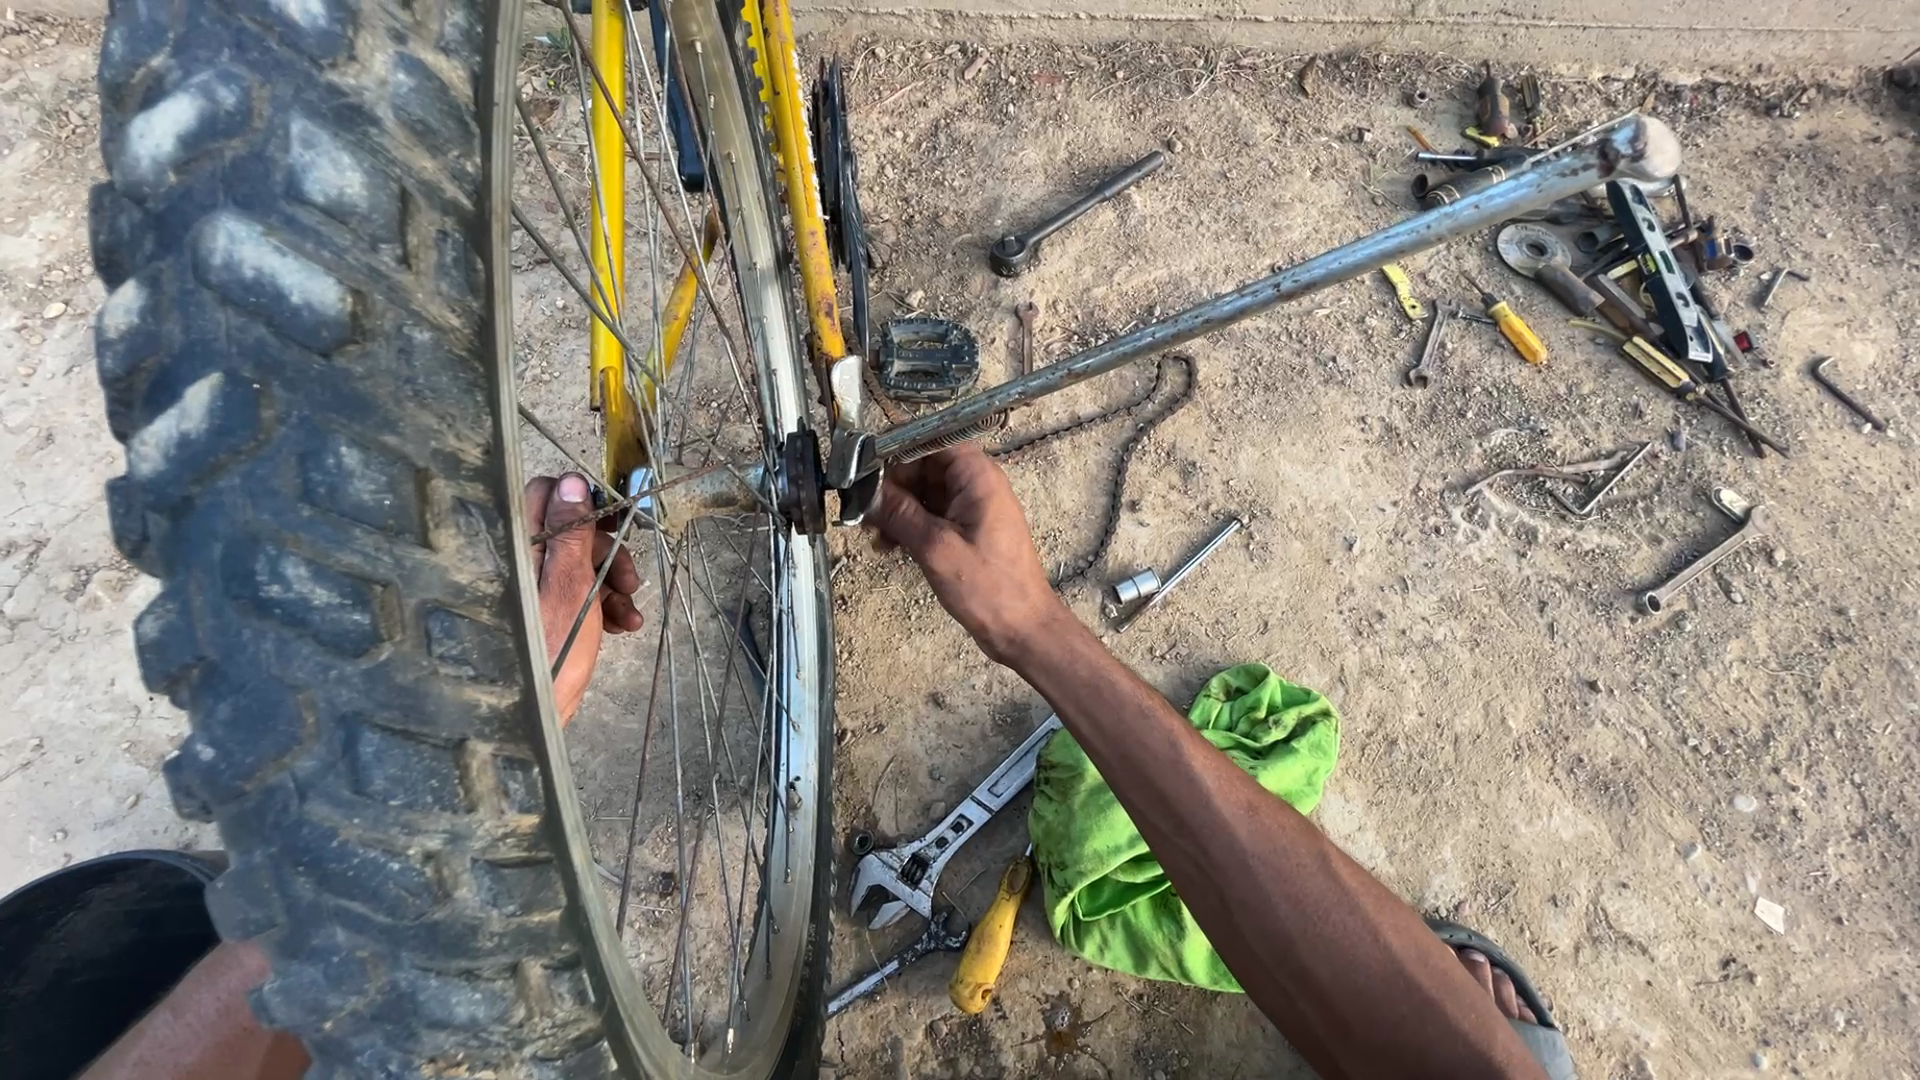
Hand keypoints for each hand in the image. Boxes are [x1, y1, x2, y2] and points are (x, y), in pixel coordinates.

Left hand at [526, 474, 643, 724]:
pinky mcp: (548, 610)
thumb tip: (573, 482)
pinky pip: (584, 592)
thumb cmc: (550, 649)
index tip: (618, 521)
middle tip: (629, 579)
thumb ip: (572, 533)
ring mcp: (536, 586)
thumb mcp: (570, 585)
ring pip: (585, 562)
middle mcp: (523, 560)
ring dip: (616, 583)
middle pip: (574, 530)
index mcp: (519, 546)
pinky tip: (624, 626)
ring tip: (630, 614)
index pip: (548, 493)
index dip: (586, 501)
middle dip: (611, 552)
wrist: (534, 712)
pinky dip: (607, 605)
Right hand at [864, 443, 1071, 664]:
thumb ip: (899, 513)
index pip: (931, 440)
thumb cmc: (988, 587)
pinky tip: (891, 547)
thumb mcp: (935, 547)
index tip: (866, 471)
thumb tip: (867, 491)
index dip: (896, 452)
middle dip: (893, 487)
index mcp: (978, 475)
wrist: (1022, 629)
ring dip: (899, 510)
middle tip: (865, 512)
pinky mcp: (968, 530)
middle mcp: (978, 484)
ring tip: (876, 538)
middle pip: (925, 467)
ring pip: (926, 493)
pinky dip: (912, 526)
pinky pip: (934, 515)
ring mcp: (974, 507)